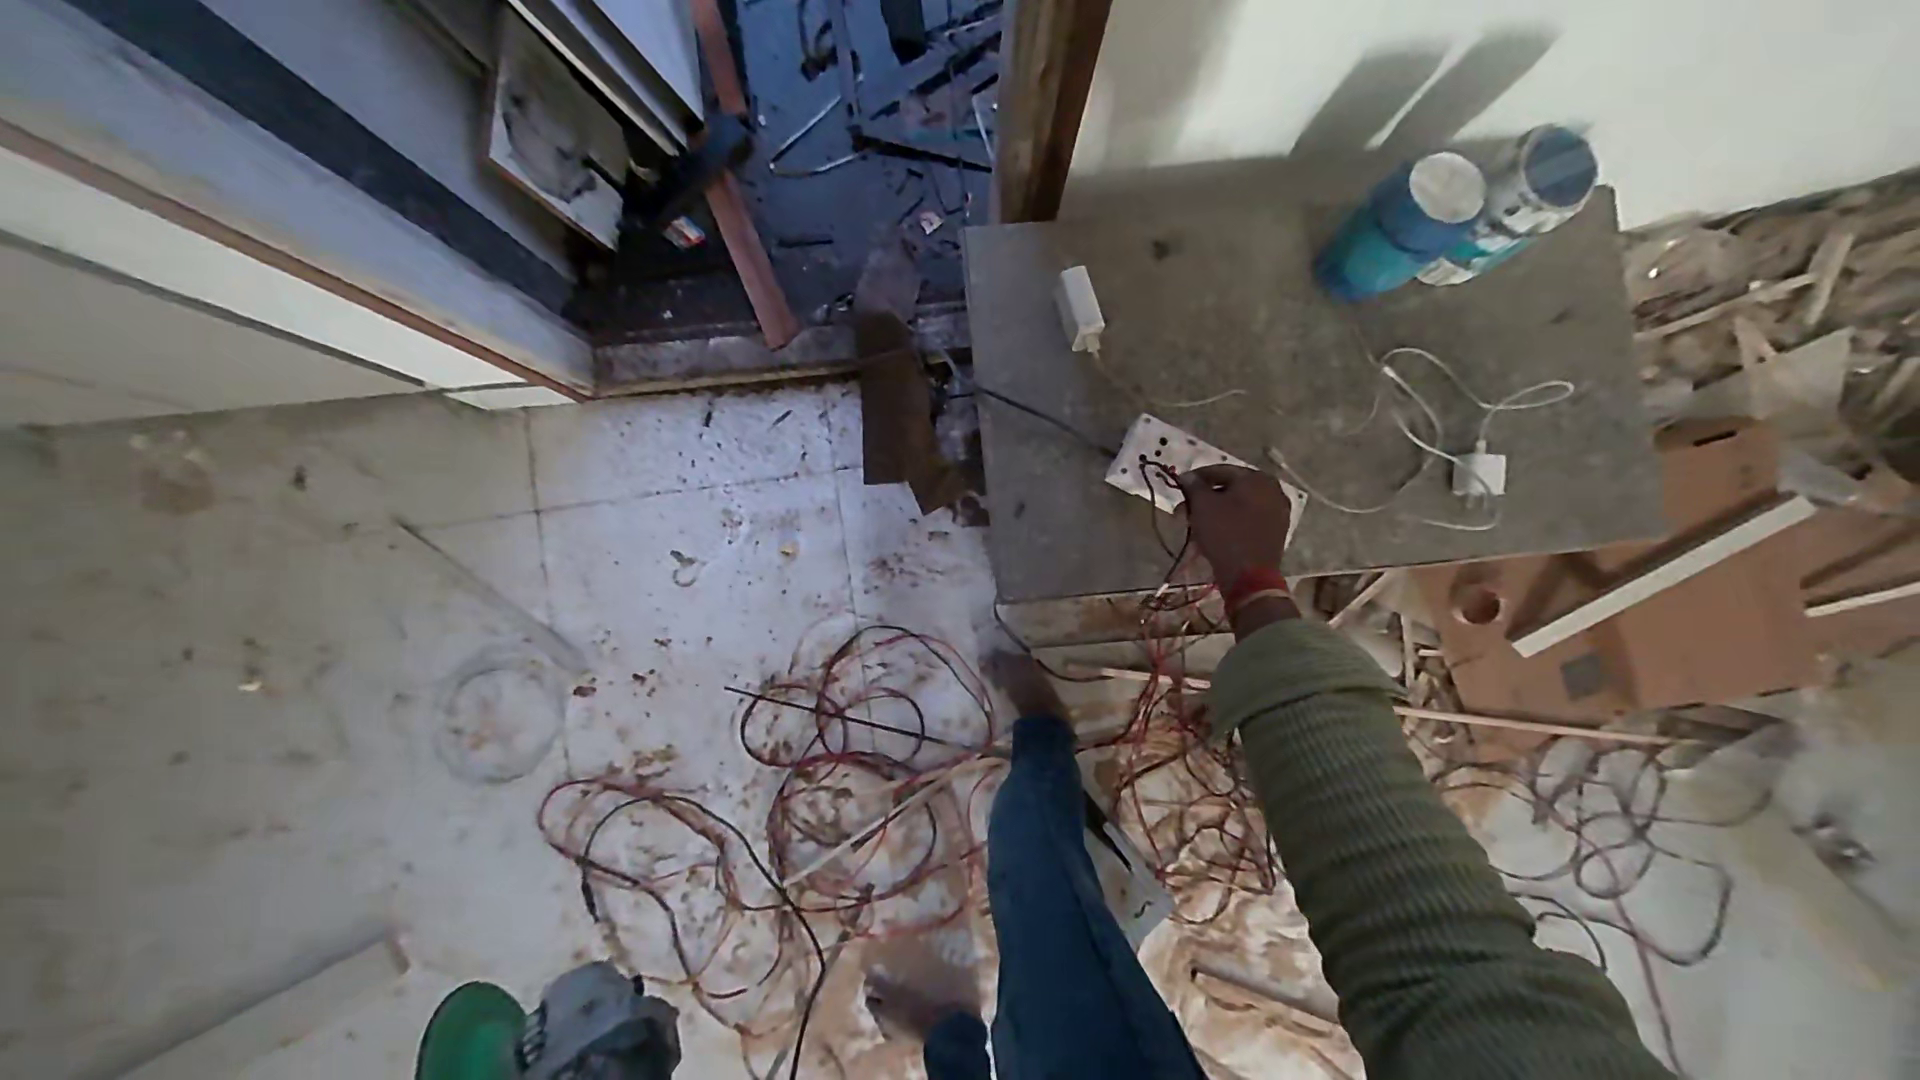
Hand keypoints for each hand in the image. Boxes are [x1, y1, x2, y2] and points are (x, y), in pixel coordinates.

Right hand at [1176, 465, 1292, 585]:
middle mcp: (1272, 489)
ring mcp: (1278, 511)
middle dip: (1205, 497)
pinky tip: (1215, 531)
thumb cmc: (1224, 533)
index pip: (1220, 470)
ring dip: (1217, 510)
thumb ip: (1194, 486)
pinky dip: (1231, 521)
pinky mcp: (1277, 531)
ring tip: (1197, 522)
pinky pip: (1249, 518)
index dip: (1196, 478)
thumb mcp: (1203, 506)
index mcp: (1256, 478)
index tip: (1179, 486)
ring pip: (1240, 504)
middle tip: (1185, 509)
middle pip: (1231, 487)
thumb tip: (1188, 476)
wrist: (1249, 575)